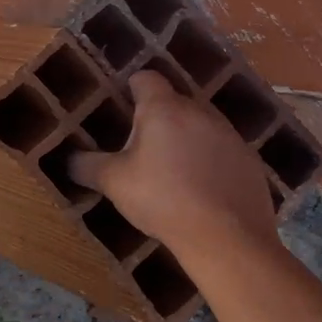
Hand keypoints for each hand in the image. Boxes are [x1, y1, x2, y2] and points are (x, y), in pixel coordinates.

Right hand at [70, 71, 277, 262]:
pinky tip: (201, 187)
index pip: (146, 78)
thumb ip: (85, 164)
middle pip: (176, 101)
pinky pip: (223, 150)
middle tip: (140, 142)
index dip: (131, 87)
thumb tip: (68, 159)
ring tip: (172, 166)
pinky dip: (210, 159)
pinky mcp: (253, 165)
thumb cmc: (163, 200)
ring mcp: (233, 139)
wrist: (229, 242)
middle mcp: (201, 115)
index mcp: (164, 110)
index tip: (121, 107)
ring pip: (202, 124)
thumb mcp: (112, 182)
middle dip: (159, 115)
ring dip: (187, 136)